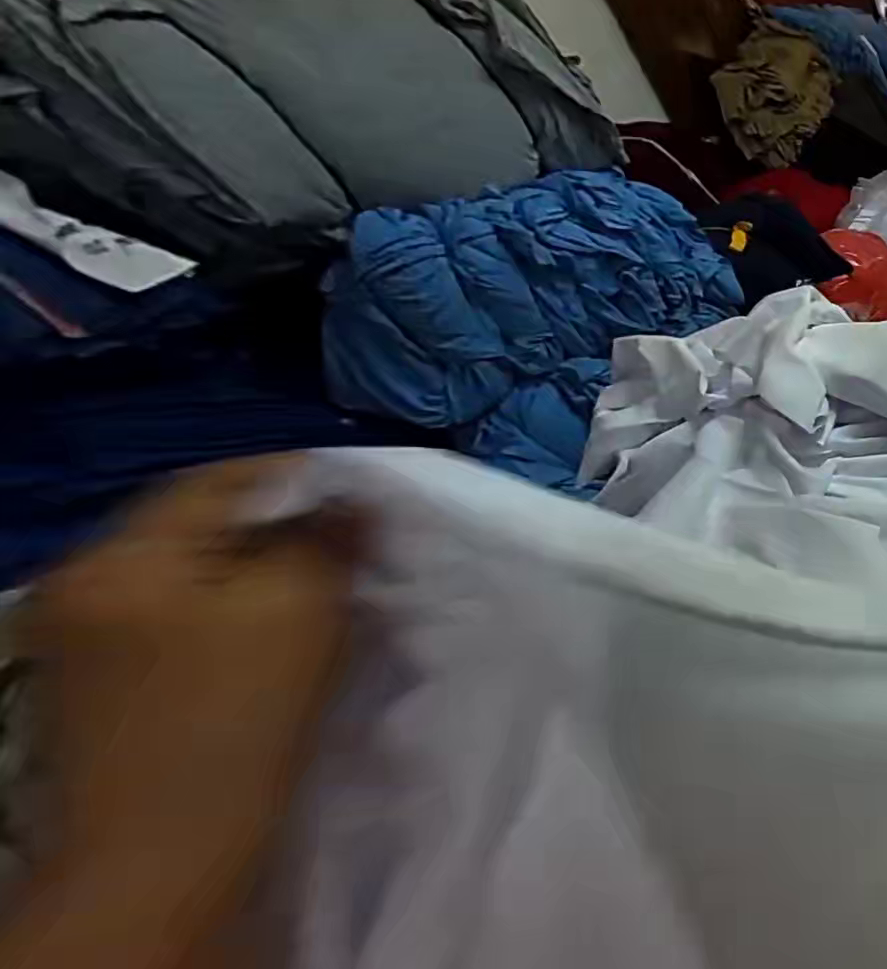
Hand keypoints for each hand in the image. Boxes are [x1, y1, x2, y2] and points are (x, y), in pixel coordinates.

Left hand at [4, 455, 357, 968]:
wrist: (174, 838)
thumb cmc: (239, 706)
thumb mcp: (300, 603)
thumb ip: (327, 536)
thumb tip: (352, 497)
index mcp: (118, 561)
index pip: (216, 480)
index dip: (299, 474)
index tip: (371, 485)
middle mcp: (88, 586)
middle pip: (208, 523)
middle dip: (293, 519)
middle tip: (365, 529)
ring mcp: (93, 633)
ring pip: (207, 565)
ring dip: (277, 559)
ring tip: (341, 569)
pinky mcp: (118, 670)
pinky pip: (196, 603)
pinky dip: (253, 594)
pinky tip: (296, 612)